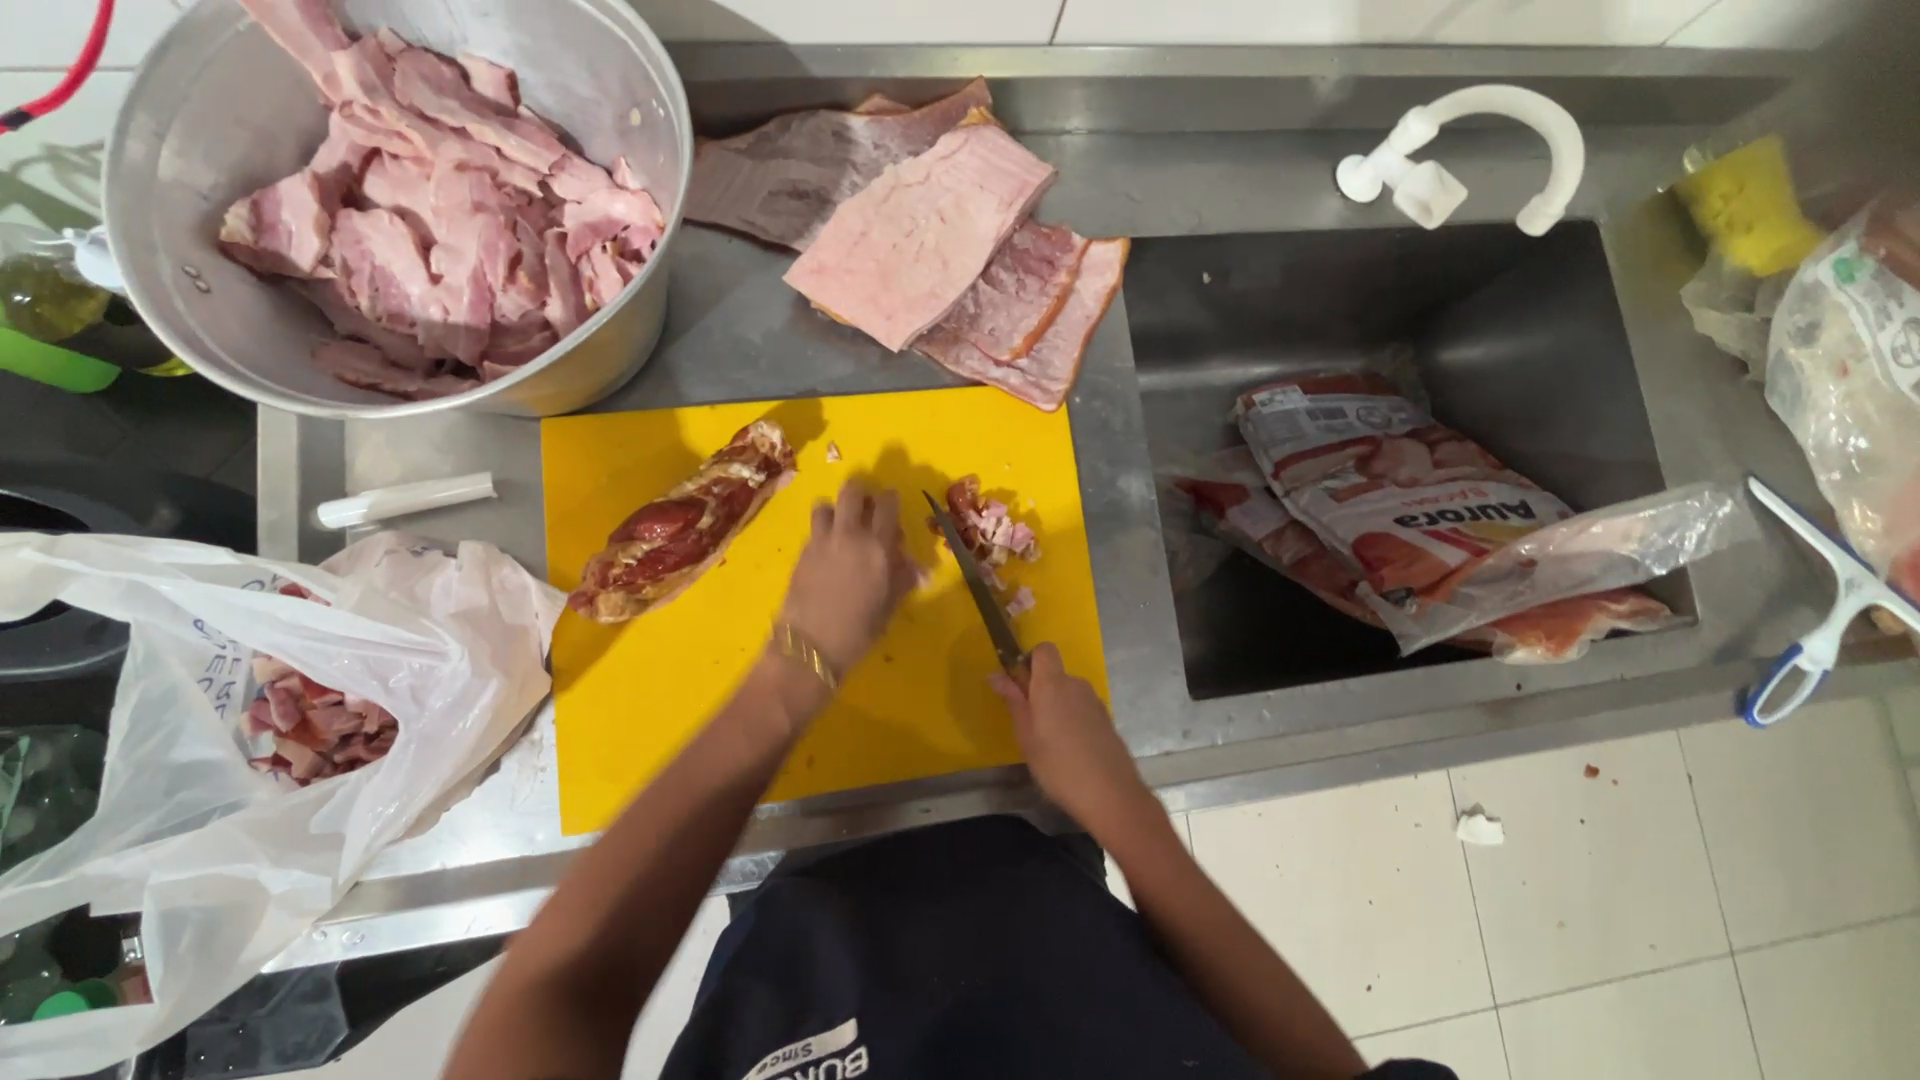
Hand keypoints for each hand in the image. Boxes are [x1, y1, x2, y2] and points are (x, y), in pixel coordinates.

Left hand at [778, 480, 918, 677]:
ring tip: (841, 527)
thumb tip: (920, 569)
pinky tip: (827, 551)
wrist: (811, 645)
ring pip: (826, 504)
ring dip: (836, 510)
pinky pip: (814, 528)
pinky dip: (823, 531)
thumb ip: (903, 580)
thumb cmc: (858, 630)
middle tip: (866, 509)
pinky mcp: (802, 552)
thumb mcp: (888, 606)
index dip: (890, 499)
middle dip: (861, 493)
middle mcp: (849, 535)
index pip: (887, 504)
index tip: (891, 507)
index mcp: (878, 547)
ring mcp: (821, 541)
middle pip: (852, 491)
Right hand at [991, 643, 1159, 836]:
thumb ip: (1014, 701)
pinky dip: (1072, 720)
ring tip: (1049, 743)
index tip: (1019, 685)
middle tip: (1029, 724)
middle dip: (1040, 691)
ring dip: (1056, 708)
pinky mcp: (1106, 719)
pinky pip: (1082, 709)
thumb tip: (996, 674)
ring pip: (1068, 693)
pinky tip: (1070, 751)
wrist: (1111, 794)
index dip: (1029, 660)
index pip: (1044, 649)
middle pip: (1055, 674)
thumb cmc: (1058, 765)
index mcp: (1053, 684)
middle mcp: (1076, 685)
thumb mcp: (1026, 736)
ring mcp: (1095, 702)